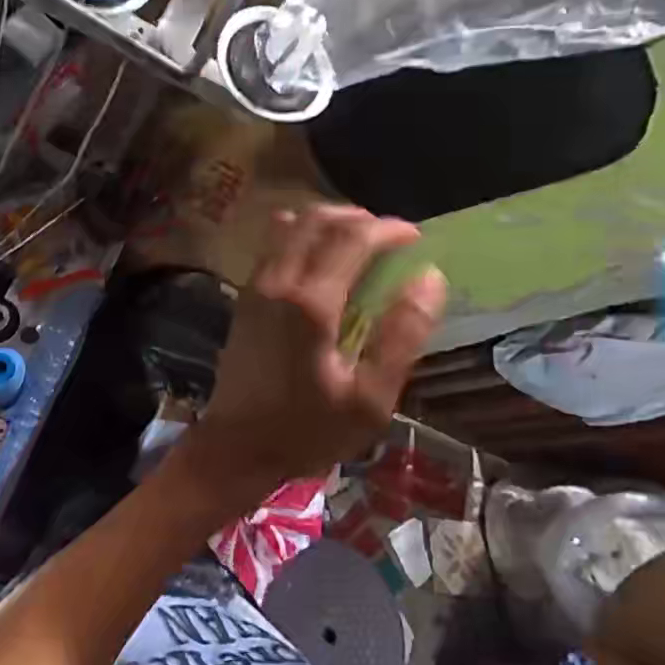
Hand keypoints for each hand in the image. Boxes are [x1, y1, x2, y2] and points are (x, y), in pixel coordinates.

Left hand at [175, 205, 446, 503]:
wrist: (235, 446)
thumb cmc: (306, 430)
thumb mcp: (370, 398)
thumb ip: (401, 335)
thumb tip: (429, 278)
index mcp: (310, 303)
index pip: (350, 238)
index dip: (387, 229)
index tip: (416, 236)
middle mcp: (276, 283)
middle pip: (312, 220)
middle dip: (355, 217)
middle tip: (388, 236)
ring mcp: (253, 288)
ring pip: (286, 229)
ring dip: (324, 224)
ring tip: (358, 243)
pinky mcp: (243, 299)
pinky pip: (271, 248)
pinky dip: (300, 239)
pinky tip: (322, 262)